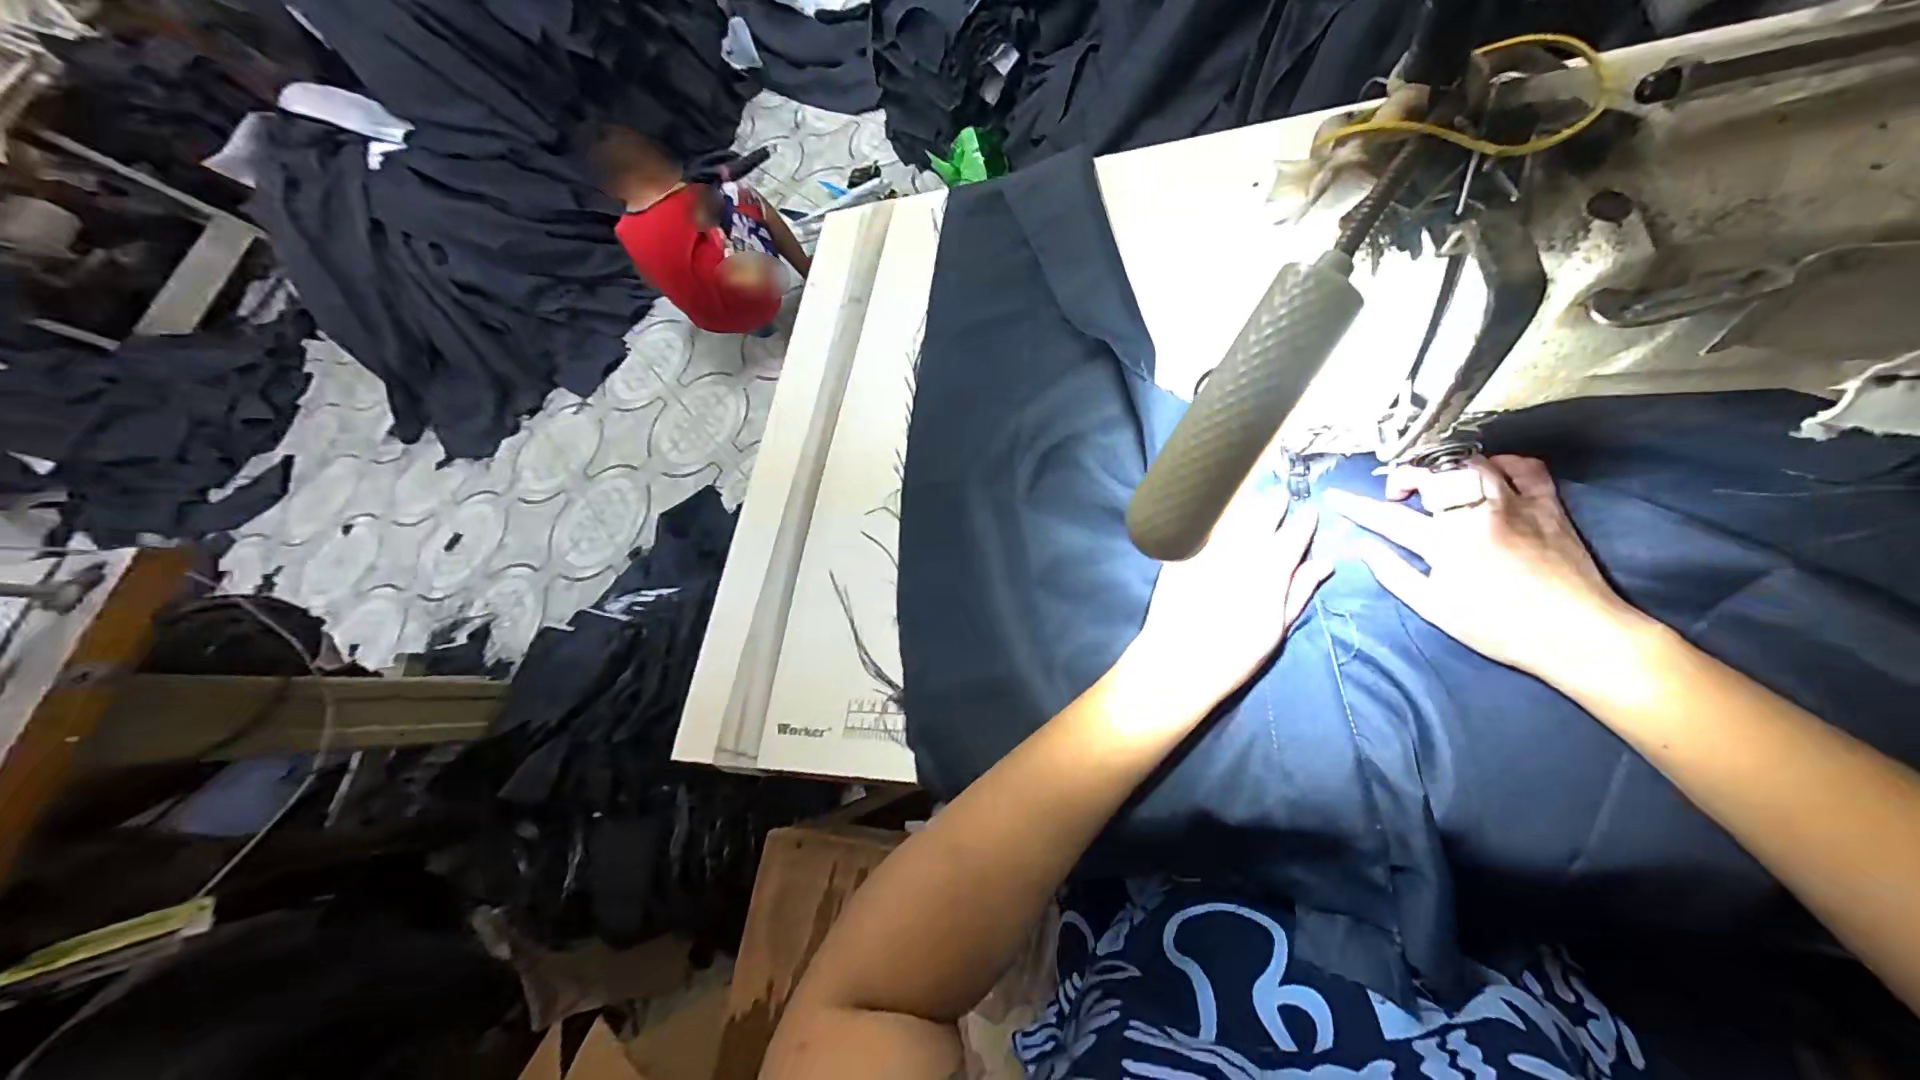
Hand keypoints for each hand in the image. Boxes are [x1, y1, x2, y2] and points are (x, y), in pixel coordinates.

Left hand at [1130, 482, 1330, 707]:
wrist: (1177, 660)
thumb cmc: (1235, 653)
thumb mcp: (1277, 627)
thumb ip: (1300, 589)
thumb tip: (1324, 563)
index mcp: (1270, 569)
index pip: (1294, 533)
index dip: (1305, 519)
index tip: (1311, 510)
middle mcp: (1240, 551)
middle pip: (1262, 513)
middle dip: (1275, 502)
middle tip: (1281, 497)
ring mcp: (1207, 548)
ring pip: (1231, 513)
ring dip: (1246, 504)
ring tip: (1254, 499)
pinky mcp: (1181, 552)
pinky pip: (1201, 525)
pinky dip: (1215, 516)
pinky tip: (1219, 514)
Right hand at [1325, 455, 1648, 685]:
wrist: (1578, 634)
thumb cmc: (1498, 628)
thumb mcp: (1433, 607)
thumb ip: (1392, 572)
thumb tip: (1362, 547)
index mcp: (1446, 541)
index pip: (1387, 517)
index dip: (1355, 506)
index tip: (1334, 496)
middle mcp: (1478, 513)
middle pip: (1430, 474)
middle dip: (1403, 477)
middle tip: (1397, 496)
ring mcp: (1516, 504)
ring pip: (1472, 462)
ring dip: (1444, 468)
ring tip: (1436, 484)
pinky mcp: (1549, 504)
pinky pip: (1524, 467)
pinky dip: (1500, 464)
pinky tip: (1487, 476)